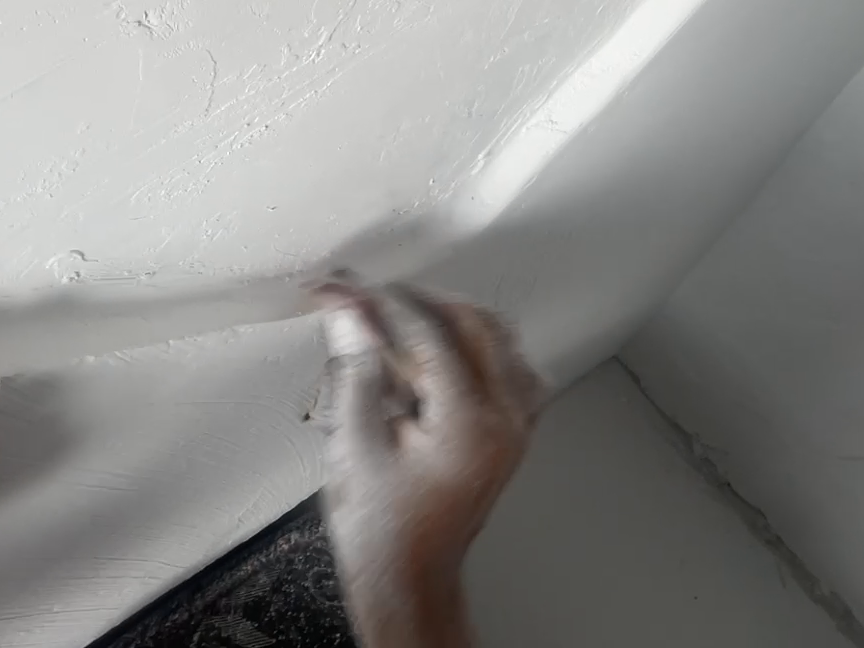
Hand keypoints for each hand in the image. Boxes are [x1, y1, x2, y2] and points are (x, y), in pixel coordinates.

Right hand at [311, 282, 541, 647]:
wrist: (407, 576)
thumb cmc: (380, 526)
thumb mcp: (354, 441)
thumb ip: (357, 367)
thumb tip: (350, 311)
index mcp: (470, 424)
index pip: (429, 331)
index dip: (381, 302)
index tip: (347, 288)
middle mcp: (506, 419)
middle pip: (472, 321)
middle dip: (415, 301)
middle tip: (368, 297)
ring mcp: (516, 424)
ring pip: (496, 335)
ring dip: (445, 315)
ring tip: (396, 316)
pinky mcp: (511, 428)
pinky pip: (504, 361)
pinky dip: (469, 341)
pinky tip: (434, 346)